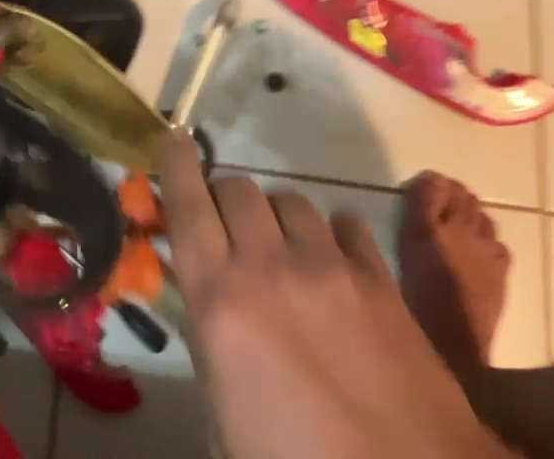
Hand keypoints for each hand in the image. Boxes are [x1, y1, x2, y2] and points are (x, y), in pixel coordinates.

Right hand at [159, 134, 512, 458]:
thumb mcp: (223, 414)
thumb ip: (209, 343)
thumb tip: (205, 303)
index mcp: (220, 301)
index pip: (188, 208)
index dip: (176, 166)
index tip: (174, 139)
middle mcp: (269, 266)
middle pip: (238, 189)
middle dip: (224, 198)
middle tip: (226, 226)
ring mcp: (329, 266)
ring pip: (291, 199)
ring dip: (276, 214)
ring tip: (282, 244)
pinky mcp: (379, 277)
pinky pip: (347, 224)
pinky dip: (332, 233)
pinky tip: (334, 259)